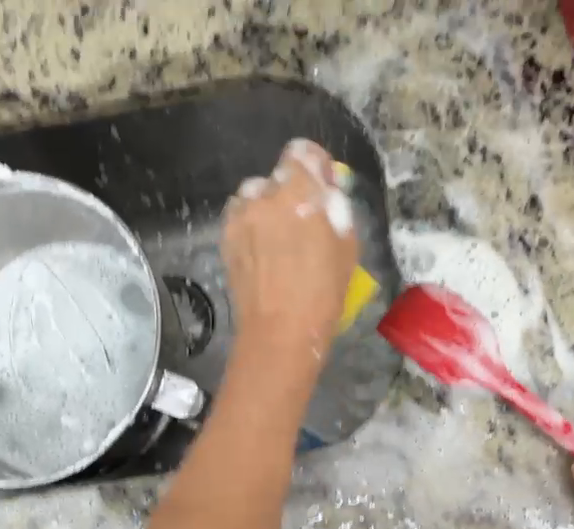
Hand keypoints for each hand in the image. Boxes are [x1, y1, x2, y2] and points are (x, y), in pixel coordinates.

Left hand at [222, 139, 360, 375]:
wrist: (280, 331)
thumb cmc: (323, 292)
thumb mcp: (348, 247)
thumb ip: (336, 209)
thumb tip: (326, 192)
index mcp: (300, 189)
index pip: (303, 151)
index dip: (315, 167)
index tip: (322, 188)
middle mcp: (265, 193)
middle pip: (279, 176)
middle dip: (292, 193)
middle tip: (303, 225)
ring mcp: (240, 216)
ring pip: (255, 197)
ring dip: (267, 209)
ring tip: (279, 241)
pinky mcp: (225, 238)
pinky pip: (240, 219)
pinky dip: (251, 228)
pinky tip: (263, 254)